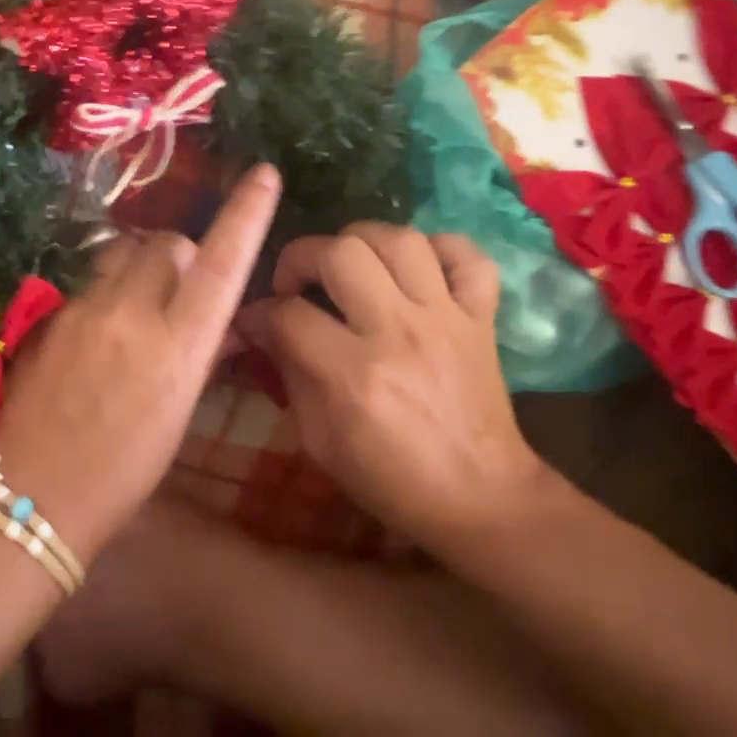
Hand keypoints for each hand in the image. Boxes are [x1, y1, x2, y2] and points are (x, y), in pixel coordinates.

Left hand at [0, 165, 281, 553]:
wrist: (34, 495)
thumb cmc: (123, 473)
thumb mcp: (178, 415)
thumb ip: (198, 354)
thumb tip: (219, 323)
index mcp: (179, 348)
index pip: (221, 264)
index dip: (247, 215)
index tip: (263, 173)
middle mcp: (133, 315)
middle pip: (165, 244)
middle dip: (180, 254)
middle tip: (179, 289)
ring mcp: (85, 311)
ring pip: (123, 254)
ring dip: (140, 266)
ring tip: (138, 307)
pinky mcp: (51, 316)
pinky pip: (90, 283)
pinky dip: (107, 294)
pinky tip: (99, 335)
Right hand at [237, 224, 546, 541]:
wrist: (480, 498)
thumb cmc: (390, 479)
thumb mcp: (320, 442)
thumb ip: (290, 375)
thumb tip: (262, 328)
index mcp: (354, 375)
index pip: (290, 314)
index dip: (259, 312)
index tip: (255, 322)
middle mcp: (399, 332)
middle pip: (340, 253)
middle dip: (302, 257)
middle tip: (297, 285)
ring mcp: (446, 318)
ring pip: (400, 238)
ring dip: (361, 241)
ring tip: (349, 266)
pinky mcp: (481, 317)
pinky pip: (467, 255)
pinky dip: (439, 248)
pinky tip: (415, 267)